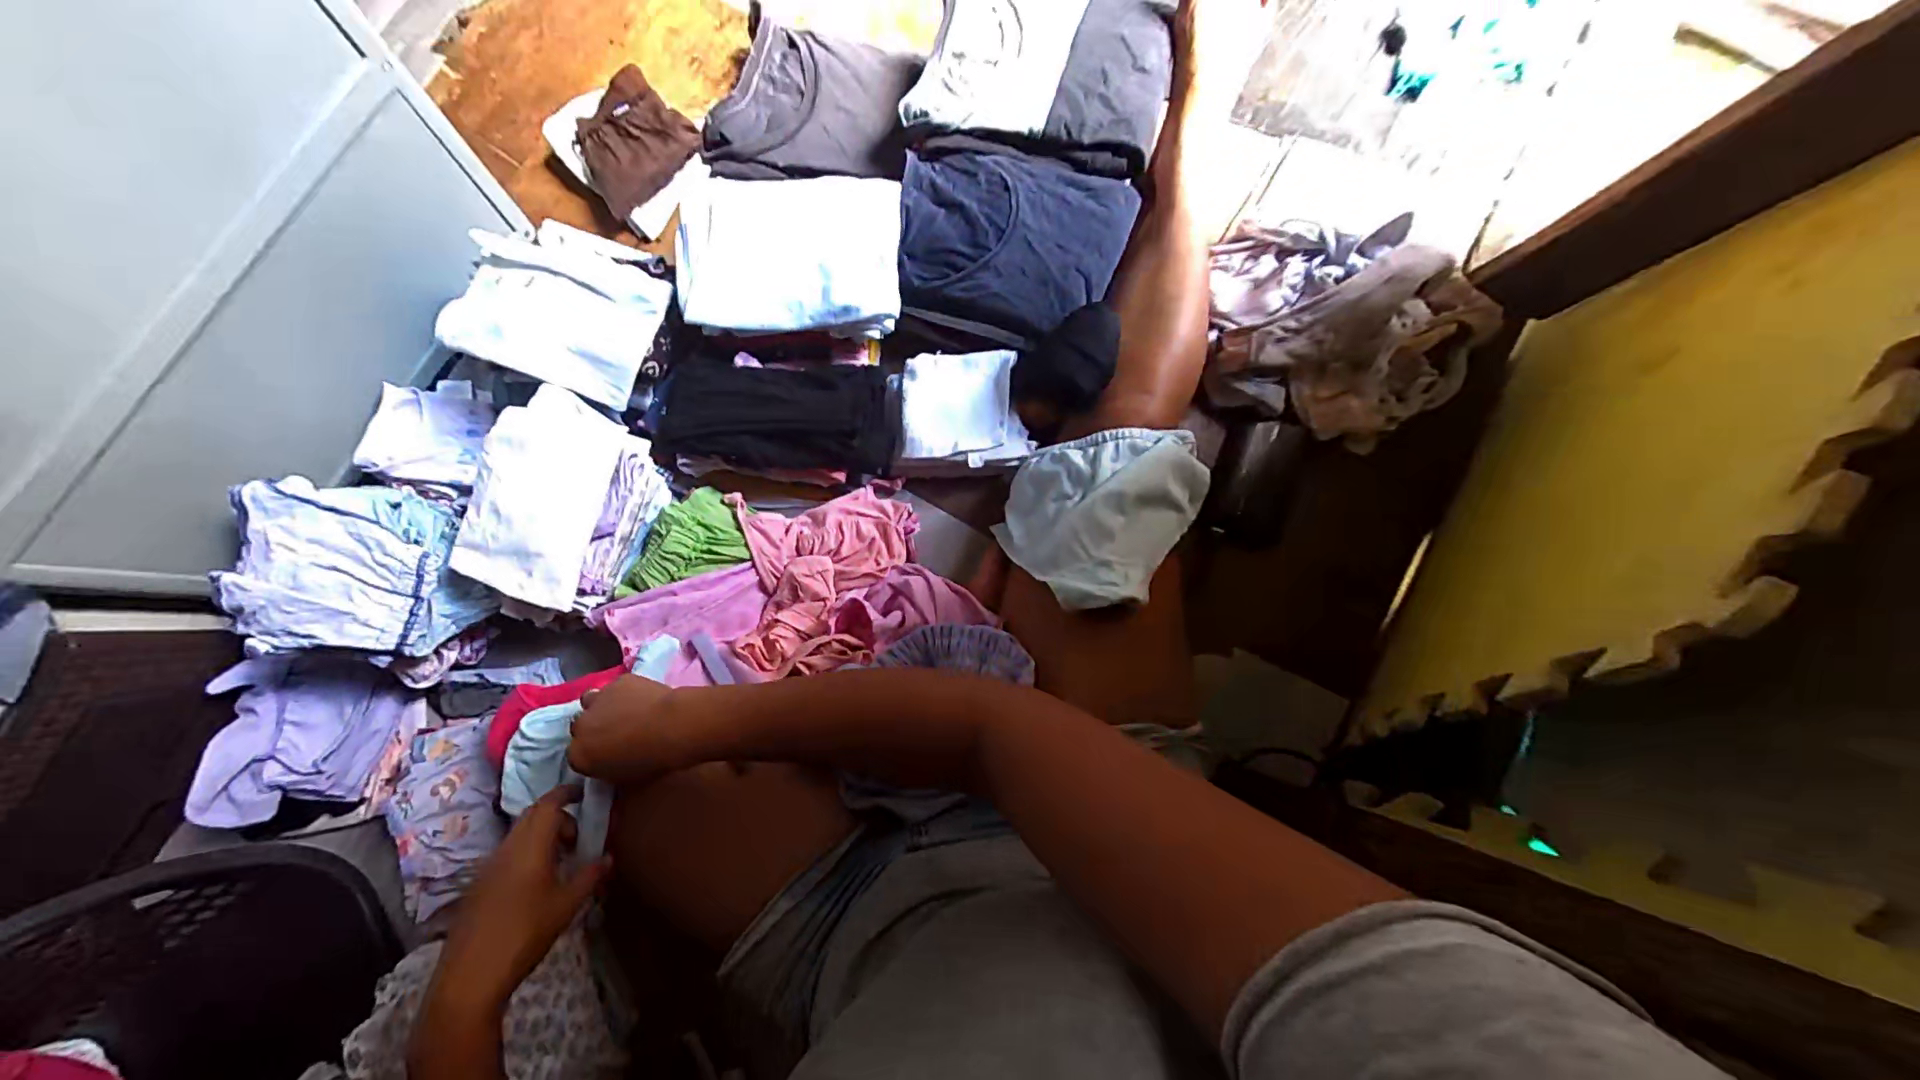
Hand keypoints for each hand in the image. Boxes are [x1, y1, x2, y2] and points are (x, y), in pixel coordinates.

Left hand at [433, 784, 611, 1009]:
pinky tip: (538, 881)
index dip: (567, 792)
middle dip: (558, 816)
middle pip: (533, 815)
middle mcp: (507, 849)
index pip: (548, 804)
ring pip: (520, 835)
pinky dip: (527, 852)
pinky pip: (508, 853)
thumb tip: (609, 857)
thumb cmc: (525, 933)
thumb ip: (590, 876)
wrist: (470, 977)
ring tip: (562, 860)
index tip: (585, 793)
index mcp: (530, 847)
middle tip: (579, 835)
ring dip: (542, 836)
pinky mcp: (479, 885)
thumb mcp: (567, 905)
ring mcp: (488, 867)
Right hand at [568, 674, 685, 783]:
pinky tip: (644, 696)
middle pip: (581, 726)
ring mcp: (598, 699)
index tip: (608, 754)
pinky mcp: (619, 682)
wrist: (674, 727)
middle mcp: (581, 726)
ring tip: (623, 710)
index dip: (593, 754)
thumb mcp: (626, 778)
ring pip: (591, 700)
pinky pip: (618, 687)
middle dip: (595, 729)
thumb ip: (609, 770)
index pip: (577, 755)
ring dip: (602, 706)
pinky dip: (627, 691)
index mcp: (579, 754)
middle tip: (617, 732)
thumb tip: (611, 765)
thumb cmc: (653, 760)